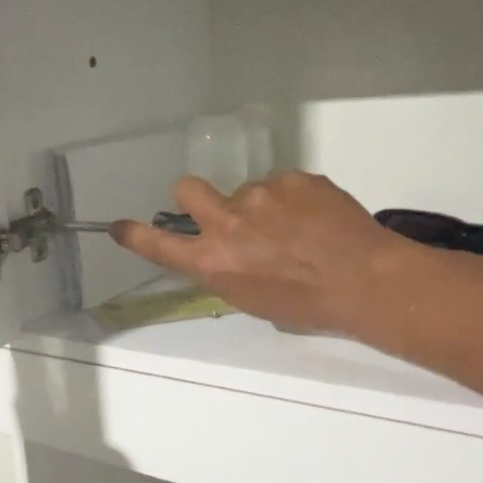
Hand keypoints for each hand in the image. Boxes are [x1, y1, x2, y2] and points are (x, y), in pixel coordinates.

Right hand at [111, 172, 412, 337]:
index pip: (158, 244)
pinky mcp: (294, 178)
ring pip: (246, 191)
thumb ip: (225, 270)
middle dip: (195, 197)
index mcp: (212, 261)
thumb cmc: (305, 305)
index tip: (118, 226)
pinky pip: (284, 185)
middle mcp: (226, 222)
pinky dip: (294, 201)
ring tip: (296, 230)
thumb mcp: (250, 299)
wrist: (363, 280)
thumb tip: (225, 253)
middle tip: (224, 214)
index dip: (134, 234)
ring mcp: (260, 194)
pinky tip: (317, 221)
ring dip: (260, 206)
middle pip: (187, 188)